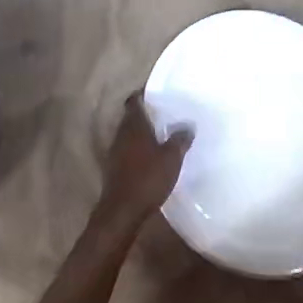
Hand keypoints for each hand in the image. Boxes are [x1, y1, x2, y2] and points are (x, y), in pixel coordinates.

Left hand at [94, 92, 191, 233]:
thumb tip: (188, 125)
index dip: (142, 95)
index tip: (155, 94)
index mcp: (133, 125)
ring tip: (160, 134)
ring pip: (128, 132)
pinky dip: (137, 146)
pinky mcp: (115, 164)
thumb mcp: (170, 160)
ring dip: (141, 131)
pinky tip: (149, 154)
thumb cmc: (148, 179)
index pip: (134, 101)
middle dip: (144, 114)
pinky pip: (127, 147)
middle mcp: (121, 132)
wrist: (123, 208)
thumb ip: (179, 141)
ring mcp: (115, 148)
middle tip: (163, 114)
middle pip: (131, 116)